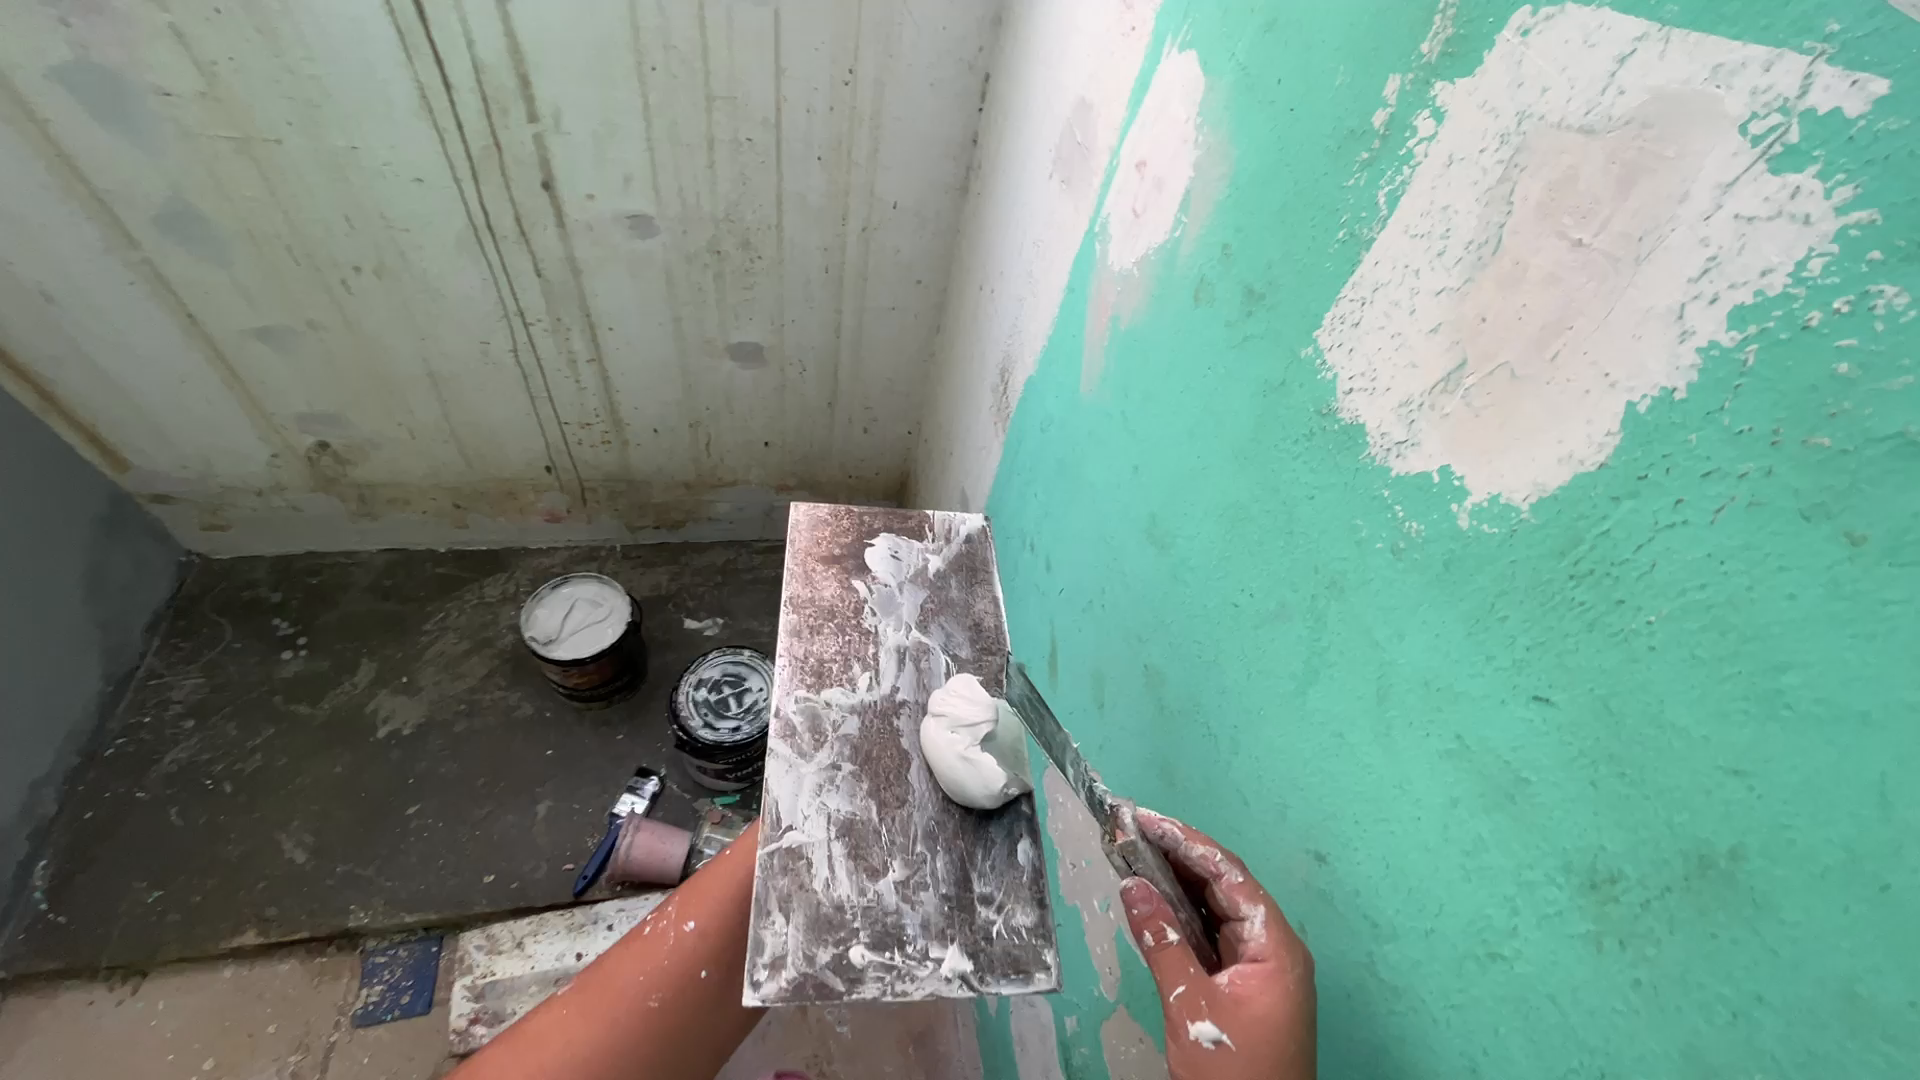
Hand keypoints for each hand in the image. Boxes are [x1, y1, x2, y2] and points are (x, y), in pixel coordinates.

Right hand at [1120, 809, 1314, 1079]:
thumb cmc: (1232, 1073)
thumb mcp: (1191, 1006)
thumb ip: (1161, 941)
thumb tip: (1131, 884)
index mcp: (1275, 945)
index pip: (1228, 874)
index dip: (1185, 841)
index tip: (1144, 820)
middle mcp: (1272, 946)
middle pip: (1223, 884)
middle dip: (1176, 855)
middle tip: (1130, 831)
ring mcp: (1259, 966)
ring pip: (1214, 907)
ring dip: (1175, 881)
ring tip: (1134, 853)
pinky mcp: (1243, 983)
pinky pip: (1210, 932)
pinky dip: (1180, 913)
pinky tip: (1152, 898)